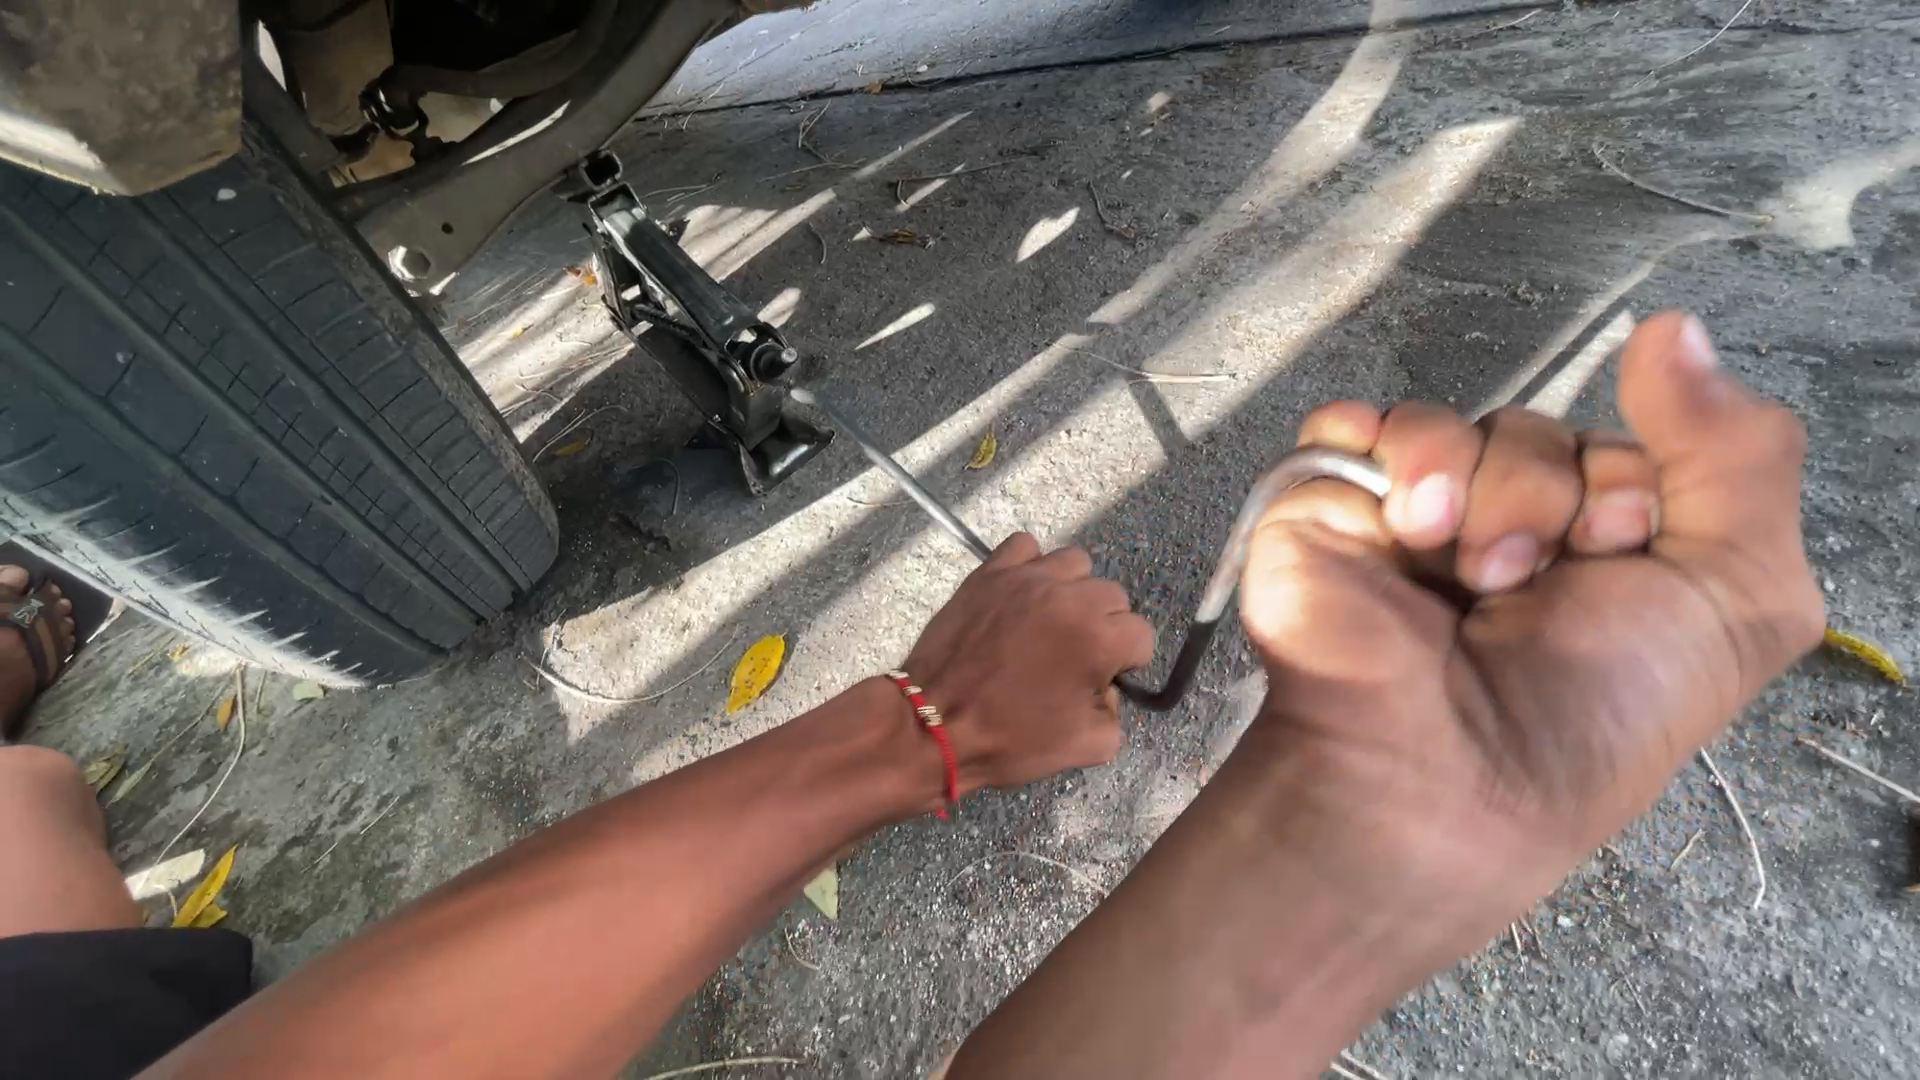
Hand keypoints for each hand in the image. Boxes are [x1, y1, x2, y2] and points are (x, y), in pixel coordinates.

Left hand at [903, 533, 1153, 796]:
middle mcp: (1069, 597)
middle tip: (1072, 653)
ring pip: (1074, 564)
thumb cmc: (1010, 739)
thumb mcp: (1085, 745)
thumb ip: (1116, 712)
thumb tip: (1107, 686)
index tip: (1101, 677)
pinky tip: (1020, 594)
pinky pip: (1025, 546)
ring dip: (1071, 590)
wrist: (934, 722)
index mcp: (1098, 639)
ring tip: (1048, 618)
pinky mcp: (990, 572)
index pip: (1141, 634)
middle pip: (1112, 596)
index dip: (1126, 661)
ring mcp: (1026, 578)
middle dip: (1103, 625)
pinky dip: (1029, 565)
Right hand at [1237, 311, 1823, 951]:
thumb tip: (1667, 323)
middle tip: (1516, 584)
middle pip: (1521, 428)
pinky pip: (1342, 429)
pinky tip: (1398, 514)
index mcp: (1572, 539)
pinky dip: (1374, 445)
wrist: (1446, 769)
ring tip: (1452, 566)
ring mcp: (1390, 511)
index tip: (1613, 557)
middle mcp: (1479, 518)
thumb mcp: (1732, 594)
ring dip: (1468, 489)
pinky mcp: (1317, 511)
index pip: (1604, 444)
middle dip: (1540, 497)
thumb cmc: (1594, 706)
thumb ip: (1733, 453)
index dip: (1624, 486)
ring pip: (1438, 423)